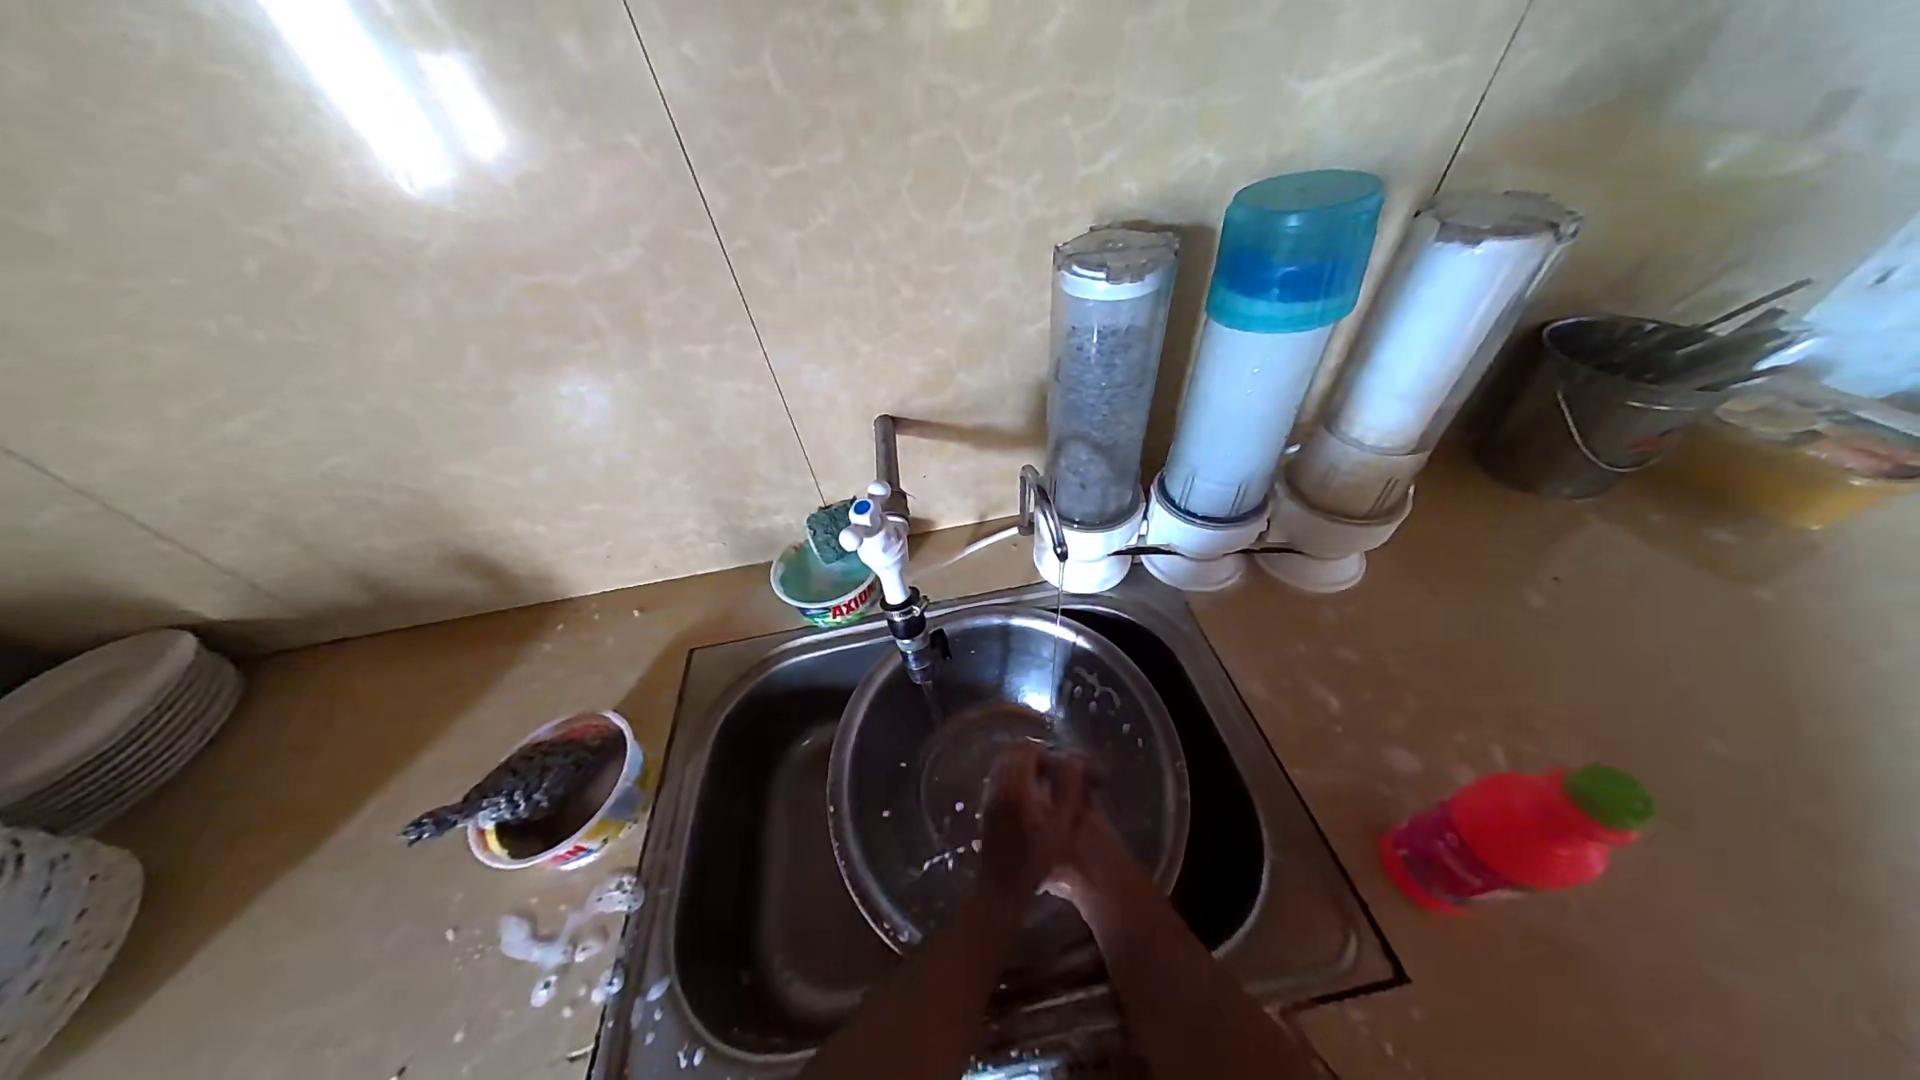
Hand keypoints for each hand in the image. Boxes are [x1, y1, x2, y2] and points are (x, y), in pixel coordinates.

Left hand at [977, 745, 1091, 899]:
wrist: (1002, 887)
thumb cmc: (1036, 858)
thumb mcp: (1063, 824)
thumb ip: (1070, 788)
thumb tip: (1074, 760)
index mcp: (1016, 786)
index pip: (1027, 751)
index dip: (1046, 753)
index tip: (1061, 767)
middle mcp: (997, 785)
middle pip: (1012, 753)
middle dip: (1034, 756)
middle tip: (1054, 771)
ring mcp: (989, 796)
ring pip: (1004, 765)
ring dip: (1023, 766)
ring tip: (1045, 784)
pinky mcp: (986, 807)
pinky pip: (999, 779)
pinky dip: (1014, 778)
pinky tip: (1031, 798)